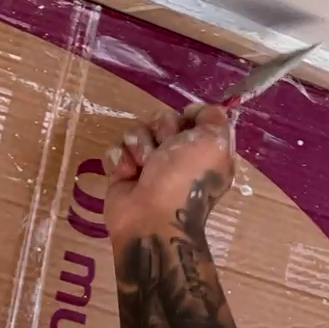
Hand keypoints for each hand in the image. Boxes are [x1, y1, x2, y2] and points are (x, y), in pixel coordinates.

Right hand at [102, 104, 235, 242]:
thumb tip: (197, 110)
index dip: (185, 118)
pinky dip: (119, 160)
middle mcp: (177, 156)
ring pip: (135, 132)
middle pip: (160, 120)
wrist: (150, 217)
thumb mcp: (214, 144)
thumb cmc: (184, 180)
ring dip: (137, 147)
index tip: (185, 126)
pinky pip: (114, 149)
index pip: (190, 117)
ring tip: (142, 167)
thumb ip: (214, 119)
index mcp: (202, 151)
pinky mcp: (122, 172)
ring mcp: (148, 164)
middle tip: (163, 151)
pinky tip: (126, 175)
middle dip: (159, 132)